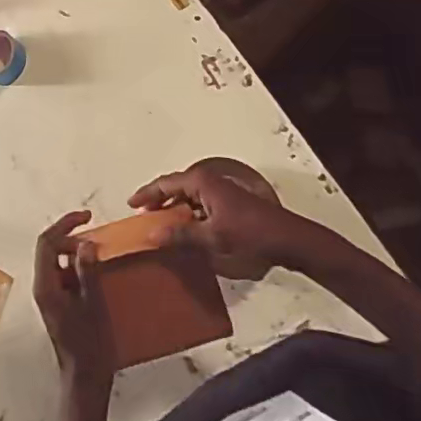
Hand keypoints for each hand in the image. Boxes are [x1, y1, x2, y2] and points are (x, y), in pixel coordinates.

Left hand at [33, 210, 113, 384]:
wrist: (85, 377)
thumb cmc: (89, 344)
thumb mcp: (92, 305)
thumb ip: (87, 272)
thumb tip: (86, 243)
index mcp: (45, 285)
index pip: (47, 242)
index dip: (64, 224)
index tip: (87, 216)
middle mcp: (42, 285)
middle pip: (49, 247)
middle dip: (70, 236)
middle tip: (95, 236)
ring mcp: (48, 294)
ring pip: (56, 259)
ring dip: (75, 250)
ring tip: (98, 251)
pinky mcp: (57, 301)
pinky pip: (63, 273)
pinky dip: (77, 265)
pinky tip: (95, 270)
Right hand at [128, 158, 325, 279]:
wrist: (289, 240)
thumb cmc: (250, 234)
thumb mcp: (213, 238)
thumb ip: (181, 235)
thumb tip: (152, 234)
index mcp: (201, 181)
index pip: (165, 184)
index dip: (146, 194)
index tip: (132, 204)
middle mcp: (208, 180)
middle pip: (175, 187)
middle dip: (158, 200)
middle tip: (143, 214)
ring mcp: (219, 190)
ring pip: (187, 196)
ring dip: (174, 208)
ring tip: (160, 223)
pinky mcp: (228, 202)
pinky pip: (198, 203)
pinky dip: (187, 213)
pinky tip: (186, 229)